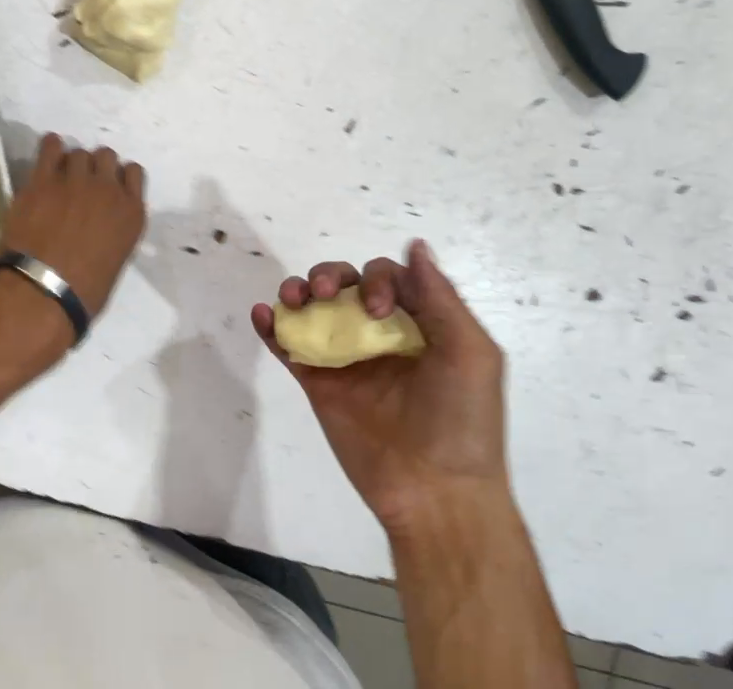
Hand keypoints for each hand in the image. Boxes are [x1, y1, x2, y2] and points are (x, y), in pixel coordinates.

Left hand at [0, 134, 146, 318]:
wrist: (43, 290)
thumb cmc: (83, 291)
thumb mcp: (115, 260)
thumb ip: (114, 232)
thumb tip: (99, 226)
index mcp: (131, 213)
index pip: (133, 173)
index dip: (117, 177)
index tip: (106, 186)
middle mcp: (108, 190)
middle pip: (105, 157)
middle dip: (95, 167)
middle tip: (81, 183)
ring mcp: (75, 181)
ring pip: (79, 152)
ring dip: (72, 162)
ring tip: (60, 176)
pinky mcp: (43, 180)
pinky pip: (51, 148)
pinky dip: (51, 147)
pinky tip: (48, 153)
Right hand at [250, 240, 508, 534]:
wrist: (433, 489)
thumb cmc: (461, 420)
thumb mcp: (469, 353)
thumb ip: (440, 297)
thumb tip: (414, 244)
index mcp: (420, 325)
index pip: (387, 278)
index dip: (377, 280)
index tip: (376, 311)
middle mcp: (378, 334)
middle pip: (344, 284)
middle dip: (329, 276)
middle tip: (326, 294)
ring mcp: (344, 358)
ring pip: (313, 309)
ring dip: (297, 292)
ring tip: (292, 299)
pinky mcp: (316, 382)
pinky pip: (287, 346)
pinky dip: (271, 326)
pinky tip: (263, 315)